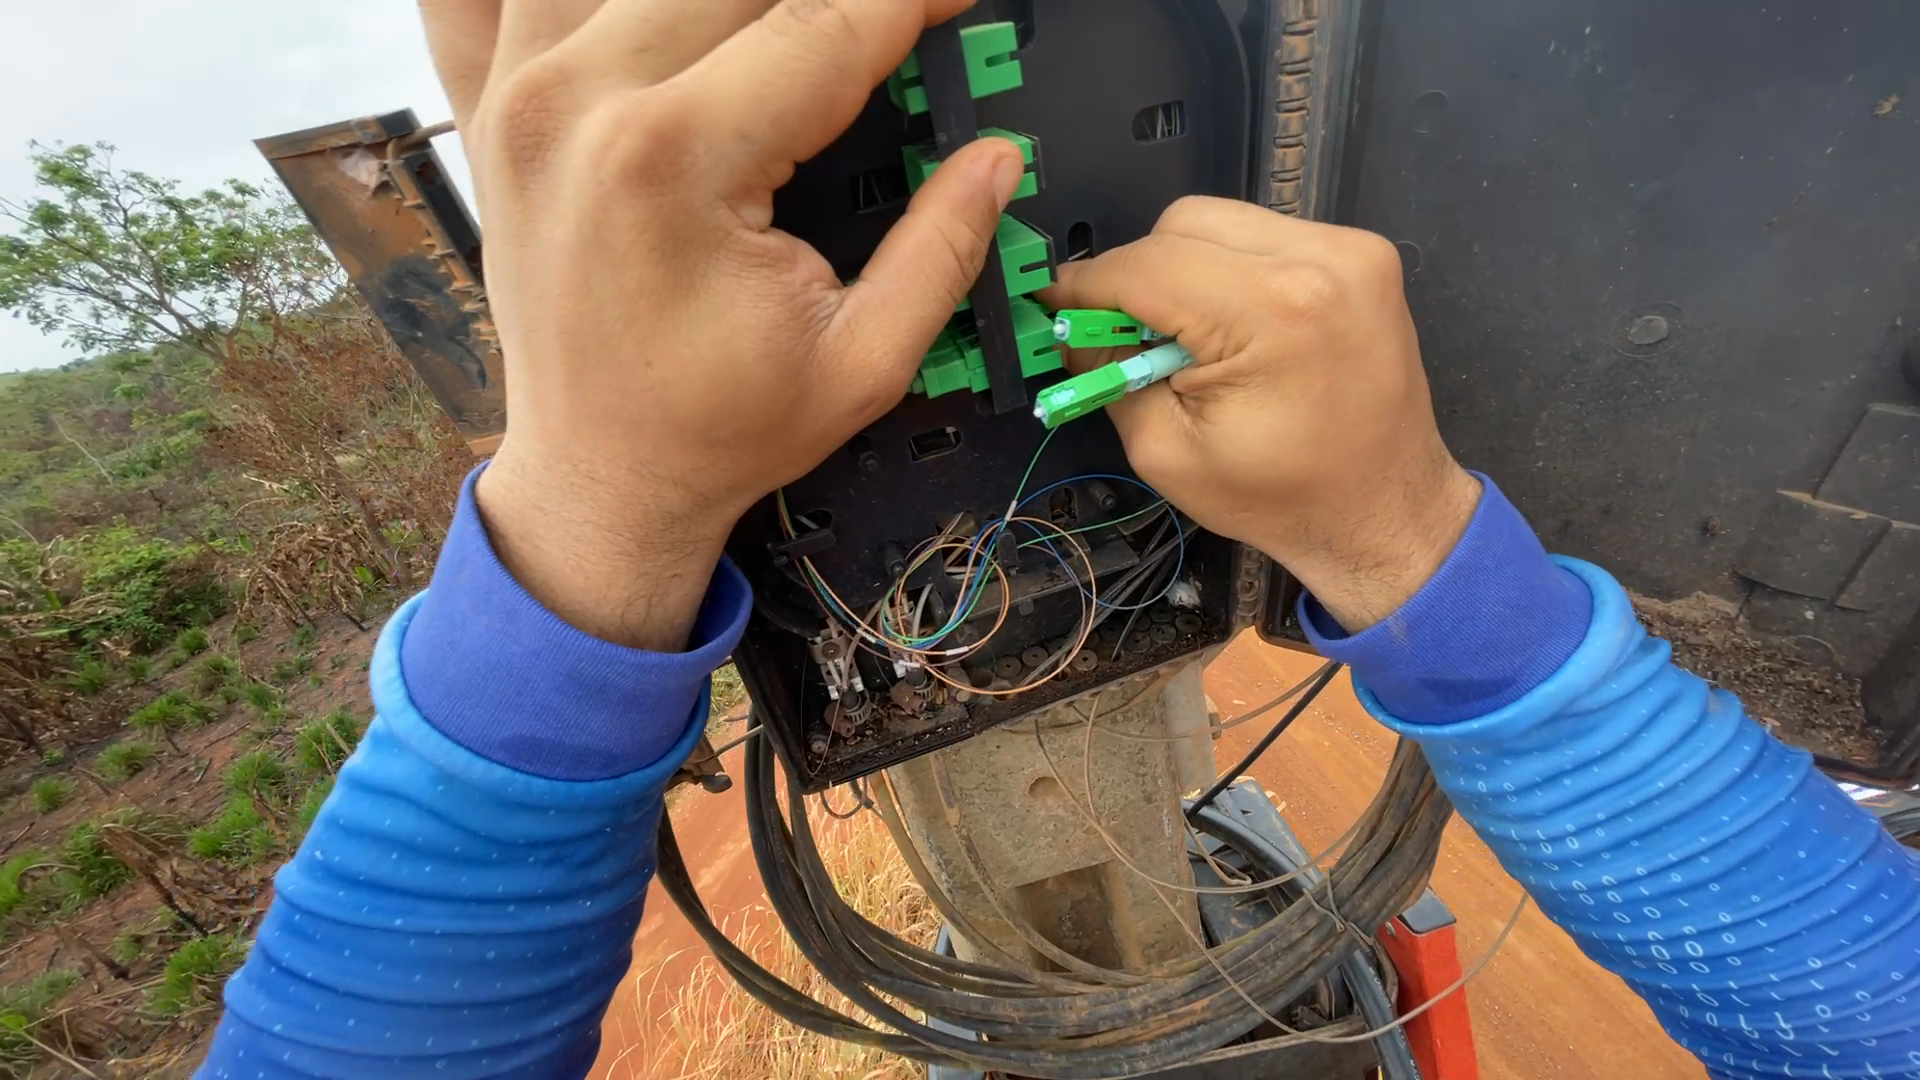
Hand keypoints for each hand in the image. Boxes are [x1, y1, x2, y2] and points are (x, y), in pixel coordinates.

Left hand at [418, 0, 1026, 647]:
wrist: (609, 476)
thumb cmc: (726, 434)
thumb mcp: (863, 365)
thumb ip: (940, 252)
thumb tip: (997, 159)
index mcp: (680, 162)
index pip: (825, 24)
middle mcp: (580, 99)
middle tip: (888, 26)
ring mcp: (515, 95)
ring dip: (734, 0)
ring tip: (794, 32)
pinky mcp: (487, 114)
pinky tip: (618, 19)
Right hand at [1042, 197, 1481, 631]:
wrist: (1380, 510)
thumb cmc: (1275, 498)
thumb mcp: (1164, 451)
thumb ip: (1108, 376)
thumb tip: (1068, 327)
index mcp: (1272, 313)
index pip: (1146, 266)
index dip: (1085, 285)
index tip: (1050, 306)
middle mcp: (1319, 258)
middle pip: (1181, 224)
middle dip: (1133, 274)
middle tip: (1120, 333)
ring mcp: (1350, 248)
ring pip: (1219, 220)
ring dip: (1177, 268)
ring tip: (1178, 334)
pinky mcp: (1361, 254)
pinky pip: (1259, 235)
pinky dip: (1222, 269)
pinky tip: (1224, 323)